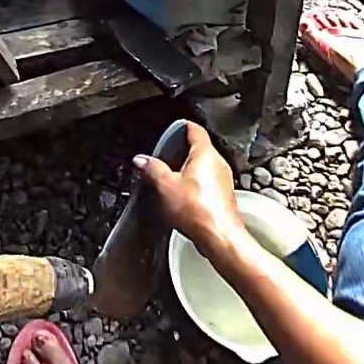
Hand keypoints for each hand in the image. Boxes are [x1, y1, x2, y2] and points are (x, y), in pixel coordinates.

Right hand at [135, 122, 247, 257]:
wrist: (220, 237)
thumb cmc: (197, 210)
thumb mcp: (165, 186)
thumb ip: (152, 169)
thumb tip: (141, 160)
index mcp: (205, 153)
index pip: (195, 129)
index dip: (181, 127)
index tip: (172, 129)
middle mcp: (218, 163)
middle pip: (198, 147)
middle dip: (180, 151)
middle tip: (164, 157)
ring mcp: (222, 180)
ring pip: (203, 166)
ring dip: (187, 169)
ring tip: (170, 179)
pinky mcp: (222, 196)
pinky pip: (207, 182)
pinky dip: (194, 184)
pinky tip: (183, 197)